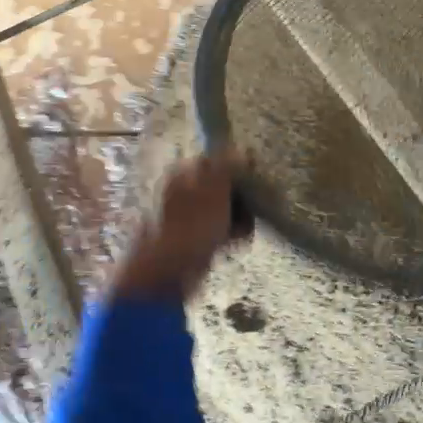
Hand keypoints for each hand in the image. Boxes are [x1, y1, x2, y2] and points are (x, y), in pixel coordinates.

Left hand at [112, 150, 248, 301]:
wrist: (167, 273)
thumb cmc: (192, 227)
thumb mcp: (214, 190)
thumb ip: (226, 167)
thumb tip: (238, 148)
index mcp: (181, 177)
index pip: (211, 161)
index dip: (232, 165)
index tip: (250, 174)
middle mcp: (182, 194)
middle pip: (219, 185)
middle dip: (239, 193)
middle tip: (255, 200)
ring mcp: (187, 219)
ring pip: (221, 208)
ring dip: (239, 215)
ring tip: (249, 223)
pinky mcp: (193, 241)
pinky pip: (219, 230)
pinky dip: (232, 233)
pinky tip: (241, 239)